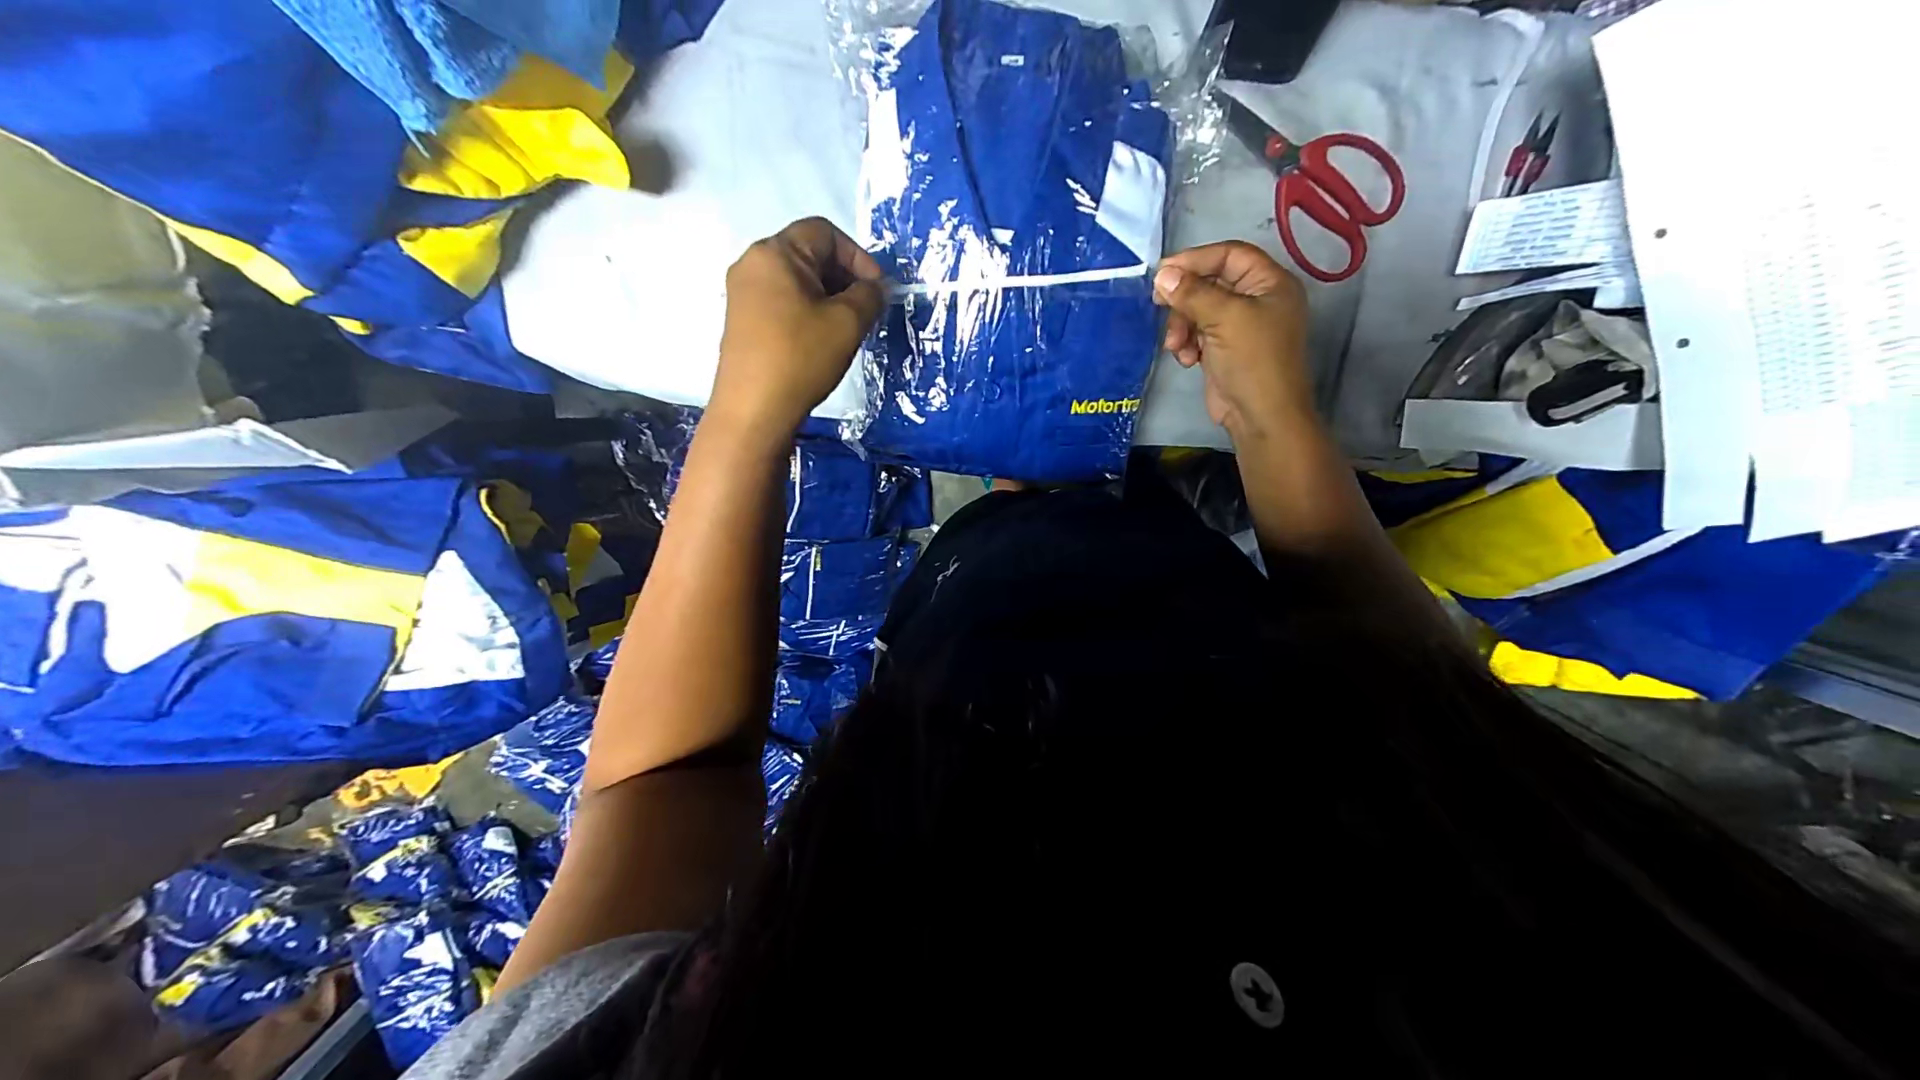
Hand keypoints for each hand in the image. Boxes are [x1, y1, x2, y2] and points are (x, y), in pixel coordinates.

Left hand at [710, 217, 887, 434]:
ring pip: (797, 280)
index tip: (877, 290)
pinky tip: (822, 340)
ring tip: (847, 329)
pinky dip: (808, 311)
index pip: (825, 232)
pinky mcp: (742, 320)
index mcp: (775, 252)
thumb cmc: (801, 358)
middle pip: (809, 253)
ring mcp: (742, 292)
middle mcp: (752, 263)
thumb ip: (869, 295)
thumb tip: (874, 288)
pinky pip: (782, 301)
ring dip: (828, 297)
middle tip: (867, 310)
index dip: (858, 256)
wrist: (753, 410)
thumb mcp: (848, 323)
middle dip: (844, 277)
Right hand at [1153, 242, 1312, 439]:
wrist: (1261, 416)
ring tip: (1176, 346)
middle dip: (1185, 298)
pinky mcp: (1224, 349)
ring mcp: (1240, 326)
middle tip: (1159, 303)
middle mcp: (1257, 300)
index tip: (1163, 272)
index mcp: (1270, 283)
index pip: (1230, 255)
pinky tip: (1185, 359)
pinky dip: (1187, 343)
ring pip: (1199, 310)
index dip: (1196, 259)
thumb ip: (1192, 293)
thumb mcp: (1223, 318)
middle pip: (1210, 283)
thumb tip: (1162, 275)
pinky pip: (1197, 334)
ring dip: (1182, 325)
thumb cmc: (1252, 360)